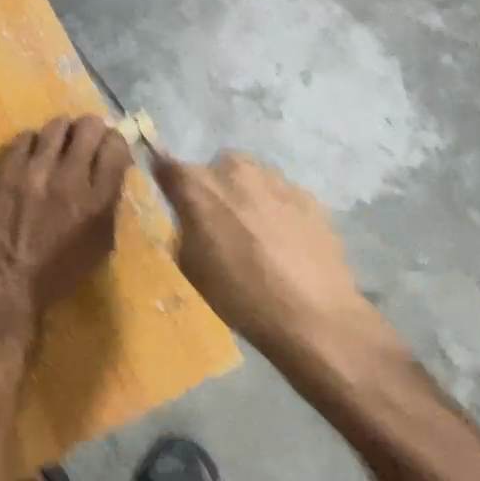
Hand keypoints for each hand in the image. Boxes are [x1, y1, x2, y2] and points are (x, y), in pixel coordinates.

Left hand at [0, 116, 131, 314]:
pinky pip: (25, 137)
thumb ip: (109, 201)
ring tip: (60, 141)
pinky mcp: (7, 169)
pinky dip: (34, 143)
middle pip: (88, 128)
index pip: (115, 147)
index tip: (111, 145)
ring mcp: (34, 170)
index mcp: (96, 200)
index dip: (116, 141)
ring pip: (56, 126)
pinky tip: (33, 154)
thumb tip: (112, 168)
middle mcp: (68, 178)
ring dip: (63, 131)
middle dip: (92, 128)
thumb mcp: (101, 242)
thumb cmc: (62, 269)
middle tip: (87, 136)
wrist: (11, 278)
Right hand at [152, 154, 381, 355]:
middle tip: (221, 223)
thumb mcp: (189, 264)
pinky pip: (282, 195)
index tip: (169, 191)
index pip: (166, 164)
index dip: (166, 178)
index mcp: (196, 186)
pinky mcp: (308, 196)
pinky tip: (287, 243)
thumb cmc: (239, 294)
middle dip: (214, 189)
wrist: (313, 317)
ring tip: (259, 235)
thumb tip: (188, 212)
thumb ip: (184, 225)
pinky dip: (278, 210)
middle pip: (214, 168)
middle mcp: (233, 170)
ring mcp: (274, 180)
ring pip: (251, 178)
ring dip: (247, 196)